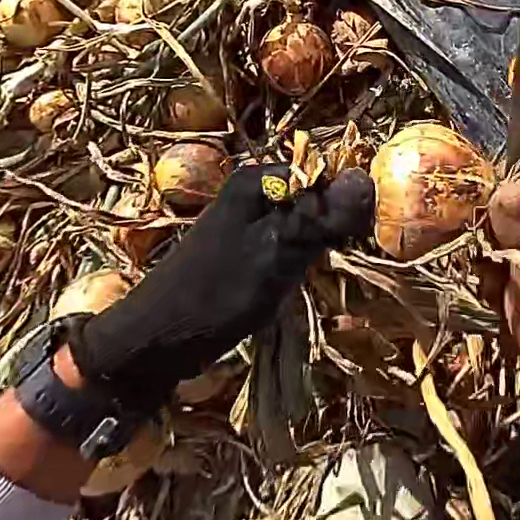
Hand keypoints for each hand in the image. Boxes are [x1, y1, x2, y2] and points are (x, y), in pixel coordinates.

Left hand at [69, 164, 372, 408]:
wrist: (151, 343)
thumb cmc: (214, 294)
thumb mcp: (277, 253)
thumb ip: (322, 216)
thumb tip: (367, 179)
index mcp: (259, 179)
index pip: (326, 176)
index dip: (348, 204)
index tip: (359, 239)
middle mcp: (254, 189)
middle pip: (317, 197)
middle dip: (335, 225)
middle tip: (340, 260)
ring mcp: (249, 217)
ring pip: (306, 222)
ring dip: (320, 245)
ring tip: (320, 273)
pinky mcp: (247, 245)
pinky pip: (289, 241)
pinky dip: (302, 258)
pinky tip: (300, 281)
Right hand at [489, 179, 519, 481]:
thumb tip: (505, 184)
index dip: (498, 175)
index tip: (468, 186)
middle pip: (501, 196)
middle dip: (480, 214)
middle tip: (466, 234)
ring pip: (487, 223)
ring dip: (474, 241)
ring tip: (478, 266)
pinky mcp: (511, 264)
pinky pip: (484, 249)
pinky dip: (476, 262)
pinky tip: (479, 281)